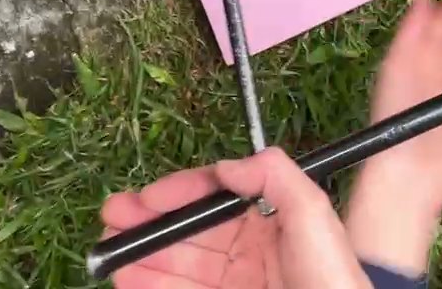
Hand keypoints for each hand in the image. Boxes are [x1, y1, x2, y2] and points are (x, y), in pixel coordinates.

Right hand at [100, 148, 371, 288]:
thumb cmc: (331, 278)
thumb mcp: (312, 213)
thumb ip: (274, 174)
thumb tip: (226, 164)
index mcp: (268, 219)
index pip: (215, 197)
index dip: (179, 193)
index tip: (145, 197)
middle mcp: (248, 251)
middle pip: (190, 232)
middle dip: (150, 224)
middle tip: (111, 219)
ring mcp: (234, 284)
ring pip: (178, 266)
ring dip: (142, 256)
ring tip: (110, 253)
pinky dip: (151, 285)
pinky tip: (129, 279)